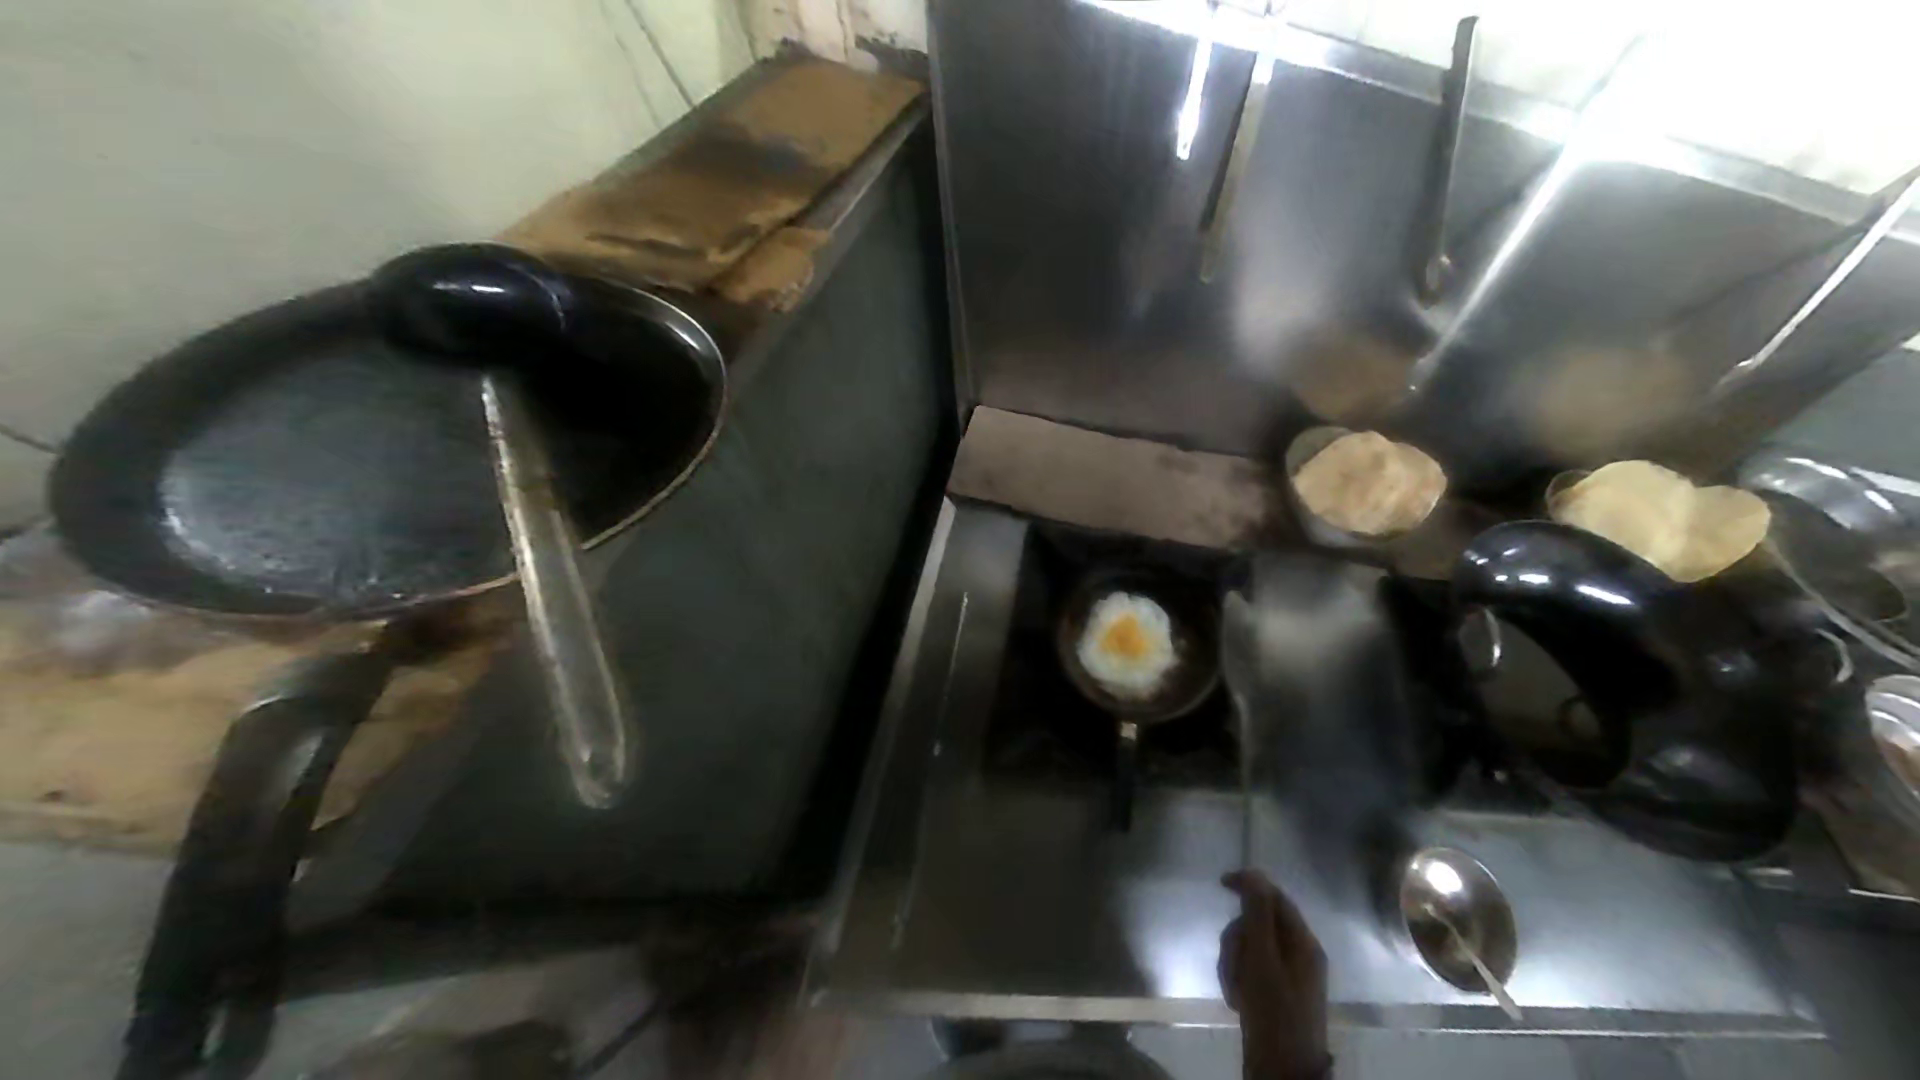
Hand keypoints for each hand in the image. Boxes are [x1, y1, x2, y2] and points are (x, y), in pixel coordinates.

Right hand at [1219, 870, 1328, 1079]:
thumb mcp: (1262, 958)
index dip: (1248, 884)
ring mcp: (1287, 973)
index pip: (1274, 897)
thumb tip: (1254, 874)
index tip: (1220, 883)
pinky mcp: (1274, 990)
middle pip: (1257, 922)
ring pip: (1248, 945)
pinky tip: (1236, 998)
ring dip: (1234, 961)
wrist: (1283, 1072)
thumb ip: (1257, 913)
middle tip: (1232, 961)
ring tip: (1234, 988)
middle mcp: (1298, 953)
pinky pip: (1249, 968)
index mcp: (1303, 942)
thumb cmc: (1274, 1012)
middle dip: (1237, 937)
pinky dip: (1237, 977)